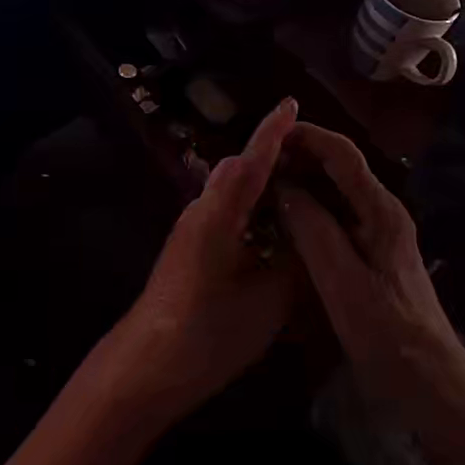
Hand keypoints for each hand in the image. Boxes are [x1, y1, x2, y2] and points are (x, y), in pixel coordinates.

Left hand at [107, 97, 300, 418]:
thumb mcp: (264, 302)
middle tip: (315, 154)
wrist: (149, 361)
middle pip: (239, 171)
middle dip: (272, 155)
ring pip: (232, 194)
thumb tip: (312, 240)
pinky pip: (227, 215)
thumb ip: (292, 266)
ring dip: (263, 185)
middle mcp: (201, 211)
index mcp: (217, 214)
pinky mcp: (191, 248)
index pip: (251, 163)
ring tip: (305, 186)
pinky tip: (277, 228)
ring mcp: (193, 229)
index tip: (291, 103)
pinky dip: (254, 211)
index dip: (273, 133)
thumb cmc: (207, 332)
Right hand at [276, 123, 464, 408]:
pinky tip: (278, 216)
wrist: (432, 387)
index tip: (266, 133)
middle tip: (252, 162)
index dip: (306, 135)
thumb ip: (311, 227)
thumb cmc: (388, 334)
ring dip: (297, 179)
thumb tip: (280, 184)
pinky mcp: (366, 251)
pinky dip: (303, 205)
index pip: (342, 152)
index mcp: (380, 210)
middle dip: (296, 155)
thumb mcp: (342, 281)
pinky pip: (330, 212)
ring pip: (331, 188)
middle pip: (336, 165)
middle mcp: (379, 211)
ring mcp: (374, 231)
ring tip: (257, 183)